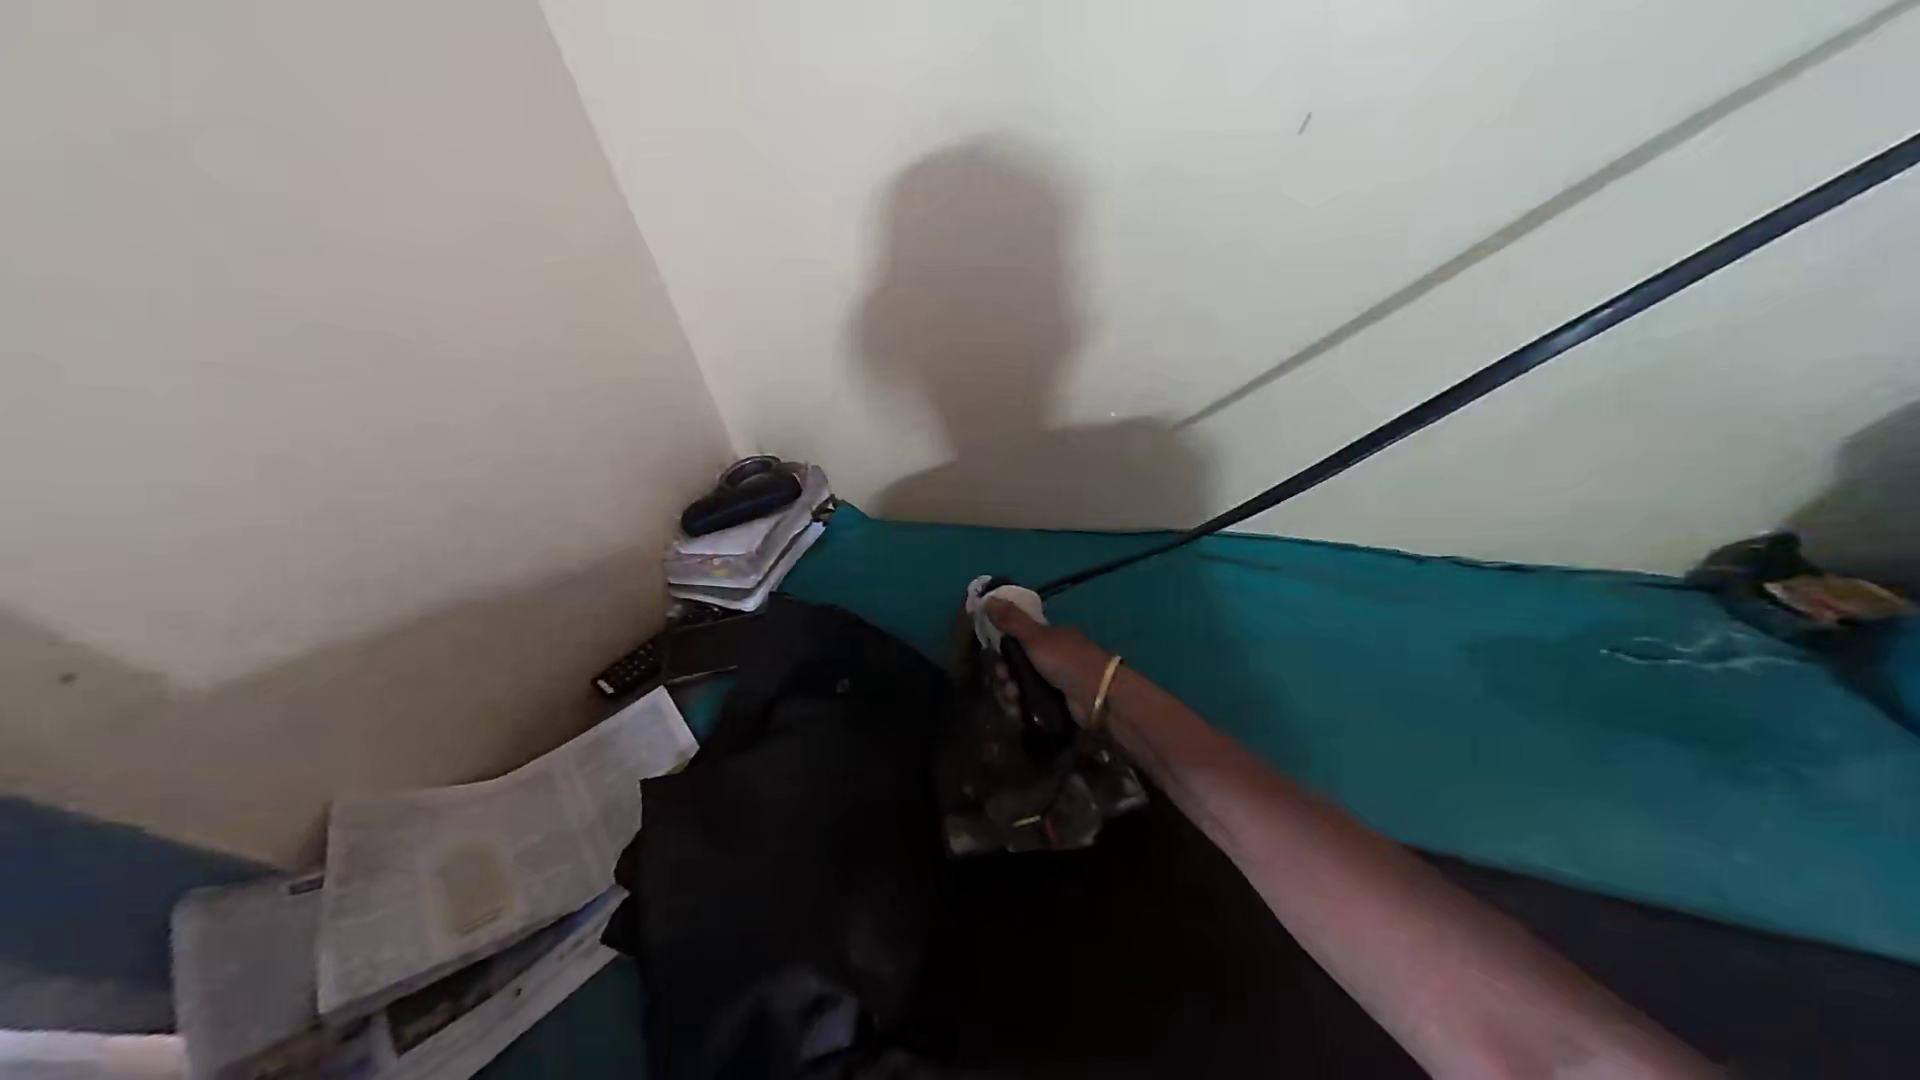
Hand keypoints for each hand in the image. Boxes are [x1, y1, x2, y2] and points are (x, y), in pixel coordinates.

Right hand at [985, 598, 1114, 723]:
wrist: (1098, 696)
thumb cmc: (1067, 660)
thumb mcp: (1037, 637)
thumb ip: (1012, 620)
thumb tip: (987, 599)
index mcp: (1048, 637)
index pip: (1017, 639)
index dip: (1002, 647)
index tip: (995, 654)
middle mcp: (1050, 658)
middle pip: (1014, 665)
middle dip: (1004, 673)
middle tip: (1005, 679)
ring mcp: (1051, 682)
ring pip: (1018, 685)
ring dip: (1009, 691)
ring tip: (1014, 697)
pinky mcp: (1052, 704)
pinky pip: (1026, 704)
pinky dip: (1018, 707)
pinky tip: (1017, 710)